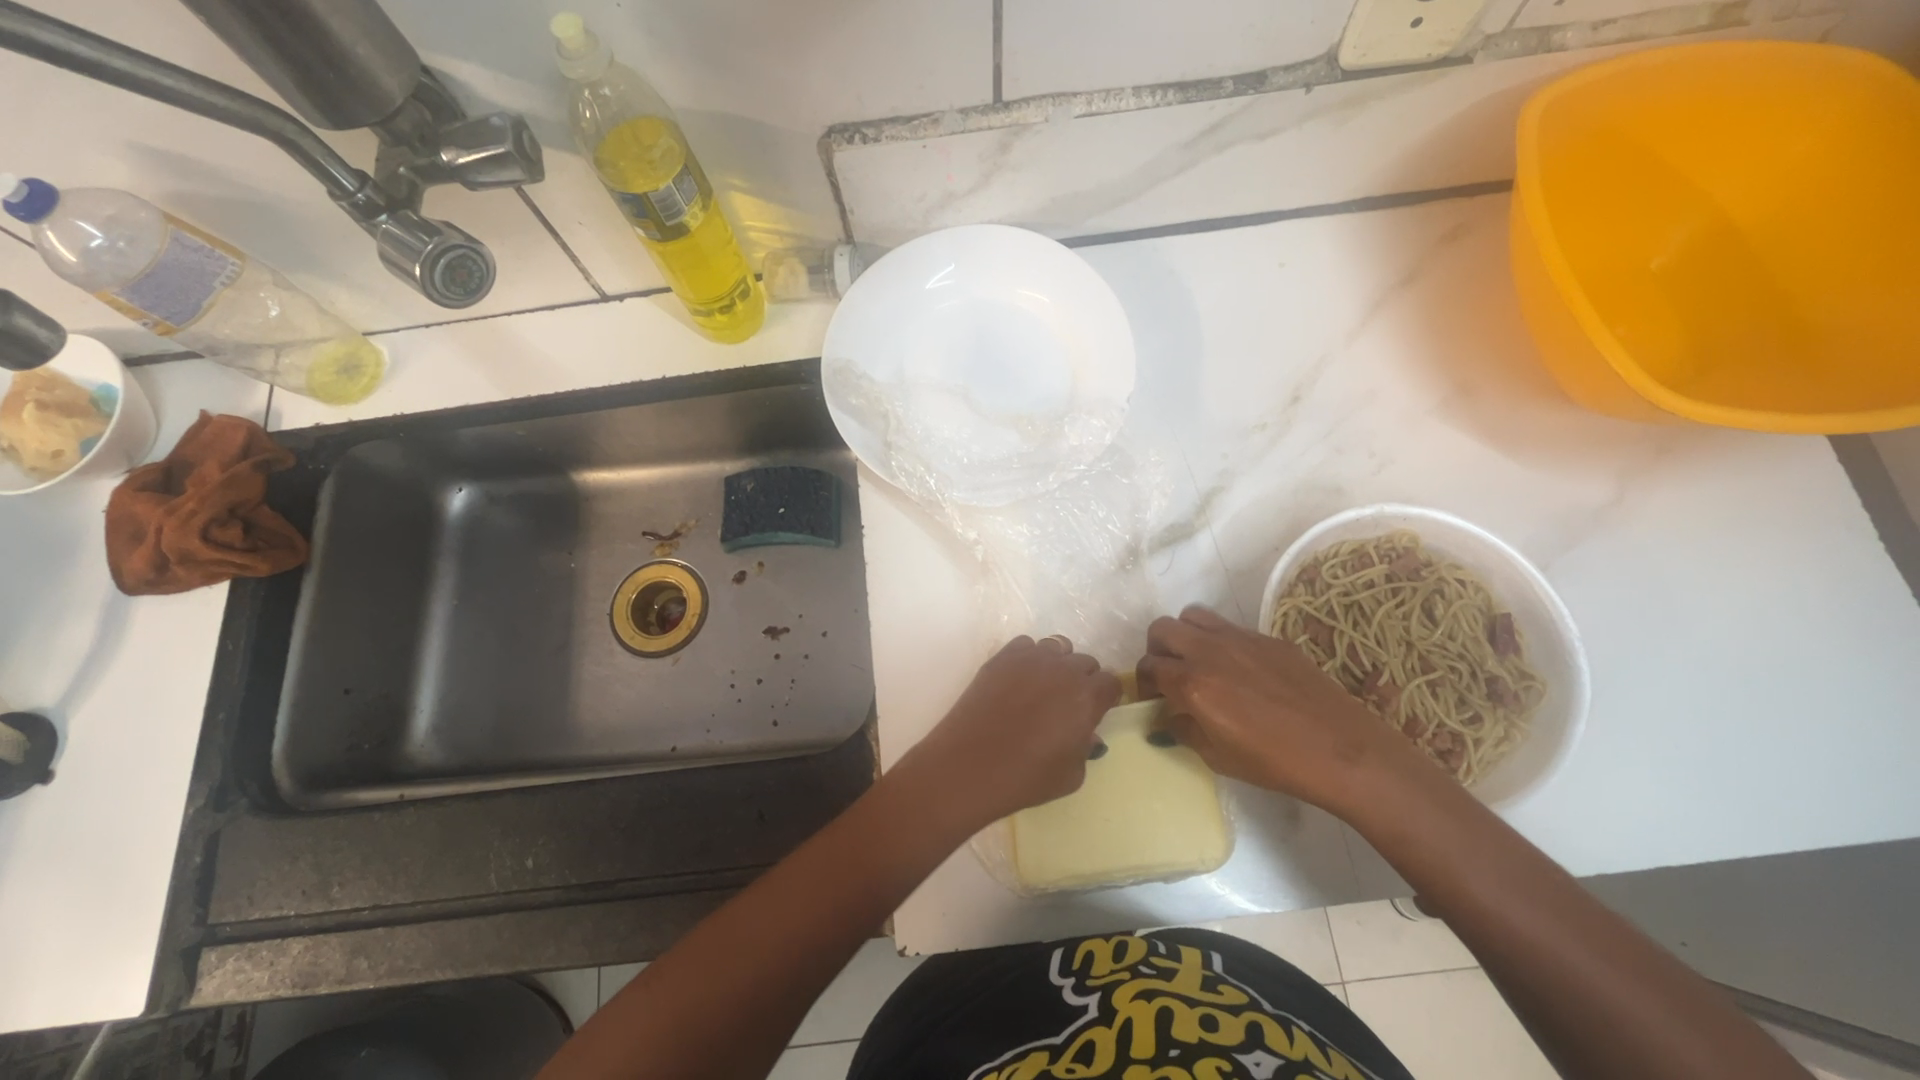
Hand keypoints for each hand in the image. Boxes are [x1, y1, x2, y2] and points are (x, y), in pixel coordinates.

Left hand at [891, 635, 1119, 834]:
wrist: (969, 765)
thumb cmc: (1026, 778)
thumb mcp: (1072, 775)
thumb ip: (1085, 749)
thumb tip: (1086, 734)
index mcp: (1088, 697)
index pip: (1111, 682)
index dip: (1106, 697)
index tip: (1096, 711)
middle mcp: (1064, 670)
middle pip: (1085, 663)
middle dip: (1083, 680)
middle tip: (1067, 704)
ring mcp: (1031, 659)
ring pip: (1057, 647)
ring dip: (1057, 664)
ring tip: (1042, 688)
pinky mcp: (1001, 657)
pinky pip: (1025, 645)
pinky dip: (1028, 658)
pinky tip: (1018, 680)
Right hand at [1136, 605, 1426, 812]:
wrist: (1340, 749)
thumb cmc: (1274, 762)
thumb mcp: (1217, 757)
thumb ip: (1183, 731)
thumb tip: (1168, 718)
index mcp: (1193, 683)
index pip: (1148, 667)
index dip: (1143, 683)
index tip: (1153, 699)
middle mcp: (1211, 651)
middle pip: (1162, 629)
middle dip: (1157, 650)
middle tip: (1170, 676)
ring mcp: (1241, 639)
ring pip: (1193, 616)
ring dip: (1186, 636)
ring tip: (1199, 663)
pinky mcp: (1269, 639)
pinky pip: (1230, 628)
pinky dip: (1221, 642)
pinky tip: (1240, 672)